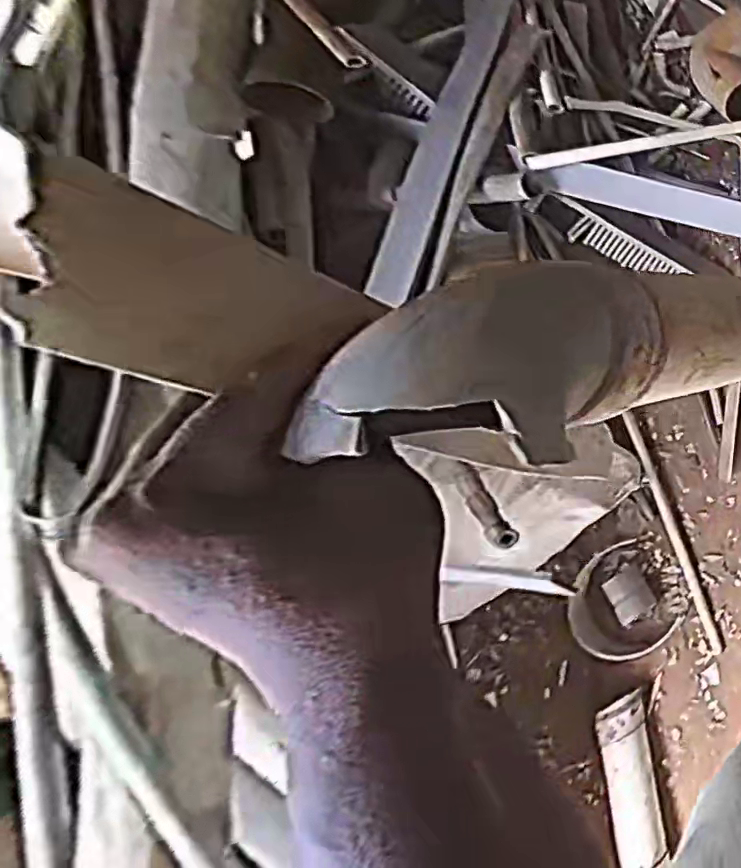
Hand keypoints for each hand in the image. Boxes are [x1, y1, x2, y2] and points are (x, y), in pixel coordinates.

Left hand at [63, 346, 445, 710]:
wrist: (356, 662)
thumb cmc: (370, 578)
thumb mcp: (373, 479)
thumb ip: (344, 429)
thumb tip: (336, 402)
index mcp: (164, 496)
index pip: (242, 397)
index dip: (305, 359)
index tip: (341, 333)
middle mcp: (111, 520)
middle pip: (199, 423)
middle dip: (272, 396)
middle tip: (331, 369)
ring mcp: (113, 549)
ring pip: (187, 453)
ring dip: (252, 430)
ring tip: (311, 409)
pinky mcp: (137, 566)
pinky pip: (181, 489)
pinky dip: (234, 465)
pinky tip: (283, 456)